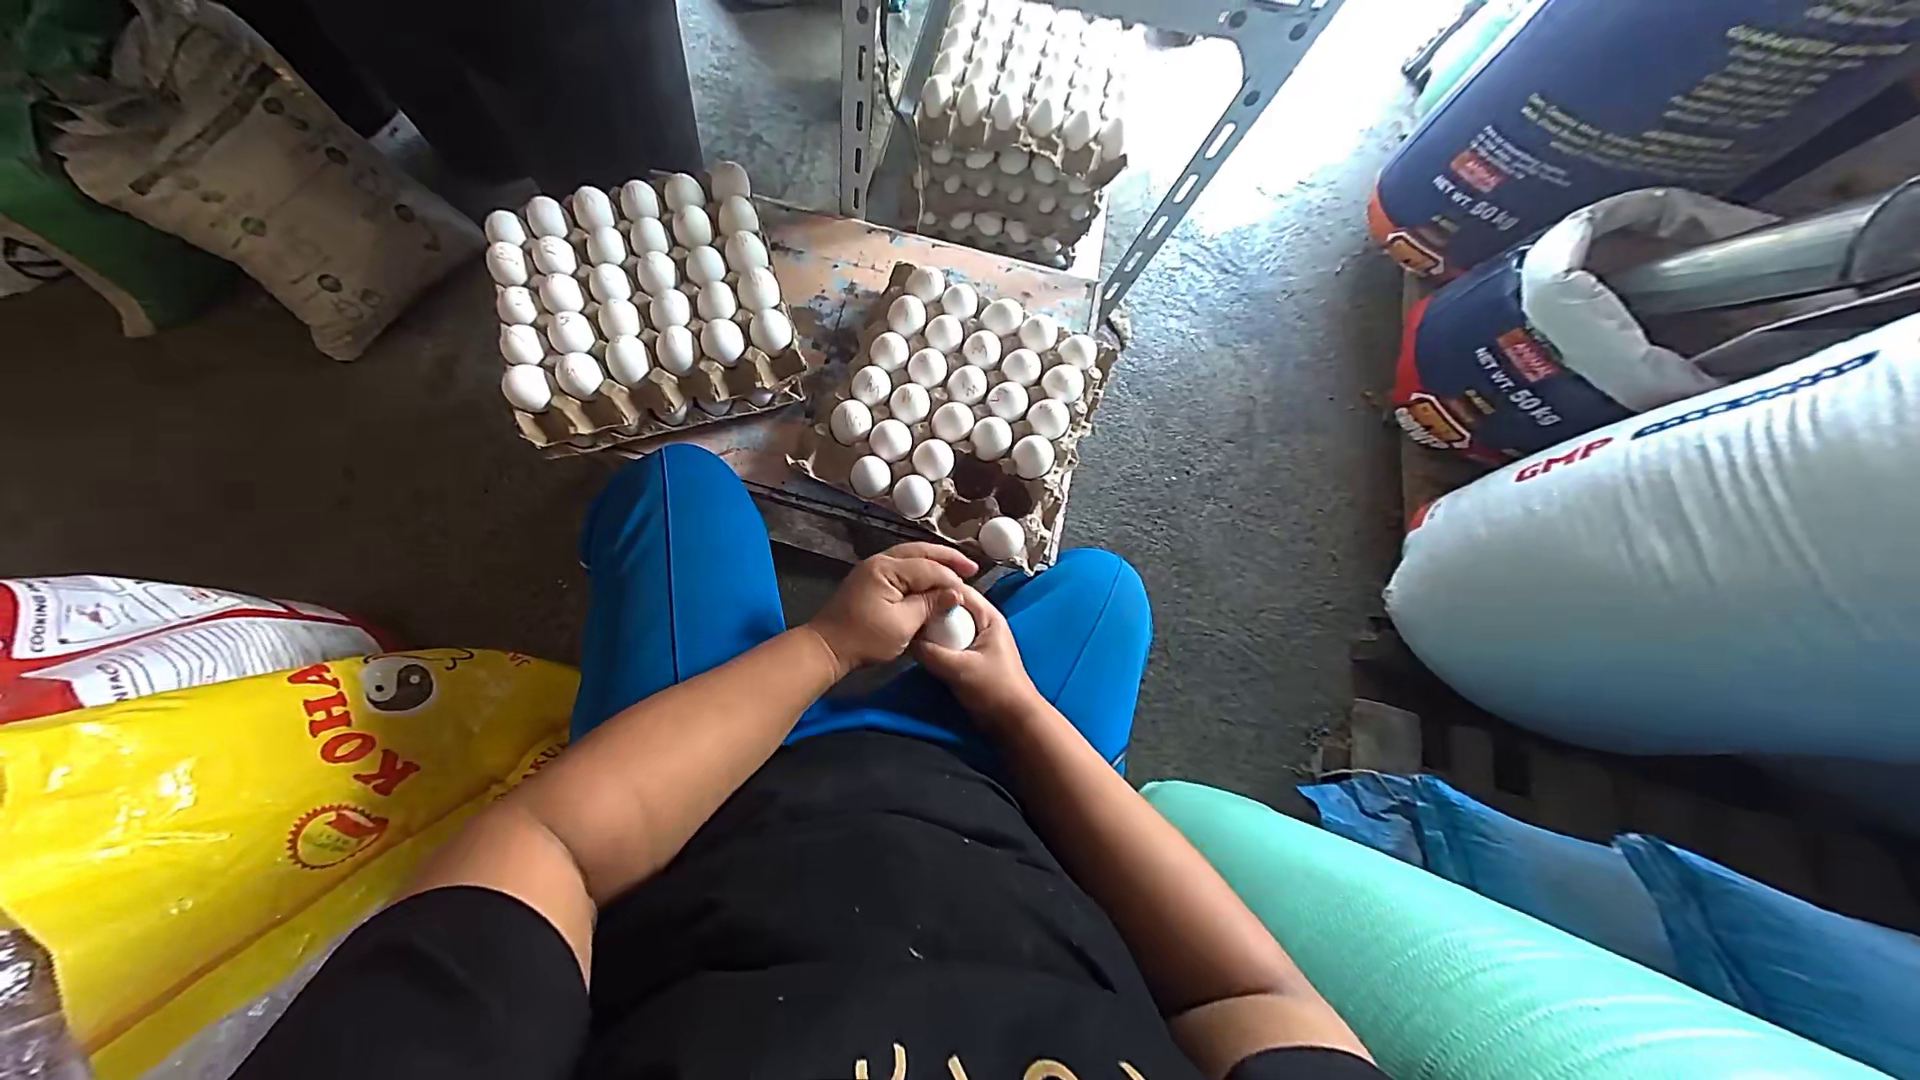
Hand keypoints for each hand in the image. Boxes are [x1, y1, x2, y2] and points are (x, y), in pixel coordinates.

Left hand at [805, 543, 976, 676]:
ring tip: (957, 570)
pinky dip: (921, 569)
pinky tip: (933, 578)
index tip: (967, 592)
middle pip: (920, 551)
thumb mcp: (903, 625)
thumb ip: (930, 605)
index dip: (950, 579)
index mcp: (886, 569)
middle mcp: (879, 562)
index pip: (928, 567)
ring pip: (911, 556)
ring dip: (935, 561)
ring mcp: (873, 568)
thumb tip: (956, 594)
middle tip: (971, 567)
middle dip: (947, 559)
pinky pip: (902, 566)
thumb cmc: (863, 639)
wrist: (827, 647)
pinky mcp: (870, 579)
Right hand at [912, 583, 1044, 725]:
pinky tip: (919, 650)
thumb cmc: (995, 691)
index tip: (910, 592)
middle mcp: (982, 623)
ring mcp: (975, 640)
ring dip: (931, 630)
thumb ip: (932, 653)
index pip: (959, 590)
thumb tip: (907, 639)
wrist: (1012, 723)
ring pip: (946, 626)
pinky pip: (947, 643)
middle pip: (950, 607)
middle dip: (929, 610)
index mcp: (989, 617)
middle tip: (905, 613)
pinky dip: (935, 645)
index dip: (935, 588)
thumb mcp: (960, 669)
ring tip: (908, 630)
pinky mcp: (968, 657)